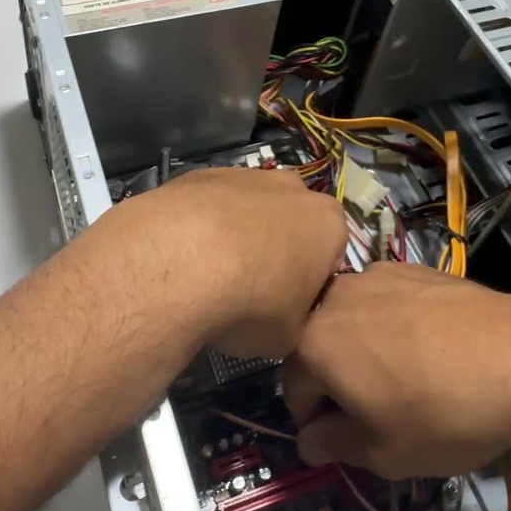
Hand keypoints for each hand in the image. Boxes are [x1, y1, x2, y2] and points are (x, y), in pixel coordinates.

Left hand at [80, 167, 347, 359]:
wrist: (181, 262)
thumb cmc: (251, 303)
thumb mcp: (288, 337)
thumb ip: (296, 320)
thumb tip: (281, 317)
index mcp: (328, 225)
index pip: (329, 257)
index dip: (308, 285)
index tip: (285, 307)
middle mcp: (293, 189)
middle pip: (291, 224)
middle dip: (276, 251)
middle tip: (249, 289)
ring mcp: (246, 175)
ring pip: (250, 209)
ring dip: (238, 236)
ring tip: (209, 274)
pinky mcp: (203, 173)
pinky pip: (212, 204)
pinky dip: (204, 225)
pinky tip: (186, 253)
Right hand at [282, 264, 510, 477]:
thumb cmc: (443, 413)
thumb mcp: (383, 453)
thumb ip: (333, 445)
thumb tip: (309, 439)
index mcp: (312, 344)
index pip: (293, 390)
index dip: (315, 423)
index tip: (346, 440)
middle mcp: (333, 299)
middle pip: (320, 347)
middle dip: (339, 381)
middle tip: (377, 411)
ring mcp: (374, 275)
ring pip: (353, 320)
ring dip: (364, 349)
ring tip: (407, 376)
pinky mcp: (411, 267)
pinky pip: (387, 302)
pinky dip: (395, 324)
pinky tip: (431, 348)